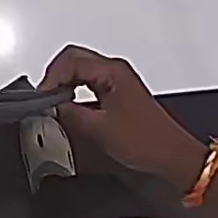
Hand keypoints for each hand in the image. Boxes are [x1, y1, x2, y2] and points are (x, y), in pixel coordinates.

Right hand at [38, 45, 206, 180]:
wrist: (174, 159)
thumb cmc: (148, 142)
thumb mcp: (100, 129)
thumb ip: (70, 114)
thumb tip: (51, 106)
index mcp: (112, 71)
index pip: (70, 61)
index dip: (52, 77)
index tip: (42, 95)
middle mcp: (114, 70)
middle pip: (74, 58)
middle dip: (55, 74)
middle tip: (44, 93)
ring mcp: (116, 80)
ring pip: (80, 68)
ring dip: (63, 80)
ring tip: (53, 99)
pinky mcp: (116, 91)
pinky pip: (87, 80)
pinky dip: (73, 87)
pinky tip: (68, 103)